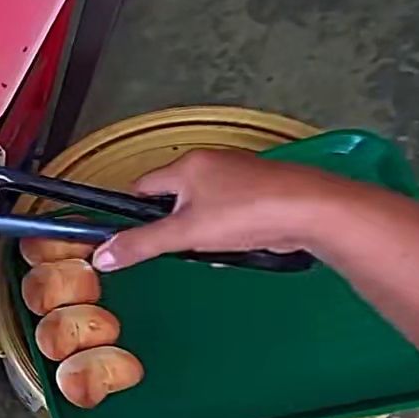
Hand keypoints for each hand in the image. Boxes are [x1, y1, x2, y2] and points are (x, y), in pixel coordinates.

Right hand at [92, 148, 368, 271]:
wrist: (314, 212)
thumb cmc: (249, 213)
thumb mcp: (184, 235)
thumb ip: (140, 245)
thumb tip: (103, 255)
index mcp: (187, 166)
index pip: (141, 187)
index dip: (132, 212)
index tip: (133, 234)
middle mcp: (212, 162)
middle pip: (171, 198)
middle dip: (171, 225)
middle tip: (178, 246)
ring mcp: (239, 174)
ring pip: (201, 206)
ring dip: (200, 229)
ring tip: (213, 247)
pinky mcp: (261, 189)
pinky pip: (227, 211)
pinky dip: (226, 229)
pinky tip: (237, 243)